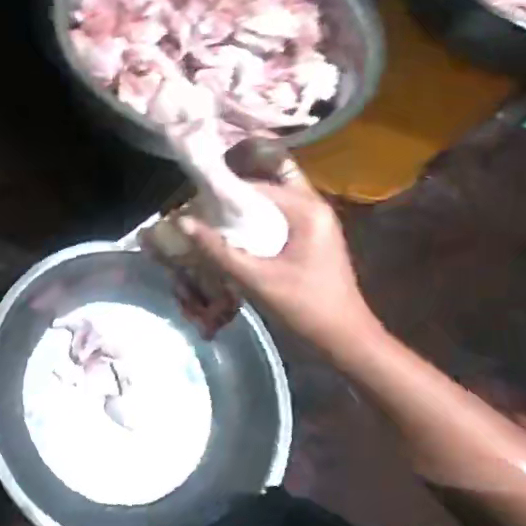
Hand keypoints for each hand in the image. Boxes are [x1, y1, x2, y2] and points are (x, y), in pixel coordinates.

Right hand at [171, 168, 380, 351]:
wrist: (344, 338)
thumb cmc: (304, 306)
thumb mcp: (255, 278)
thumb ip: (217, 249)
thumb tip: (181, 221)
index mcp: (307, 211)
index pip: (255, 187)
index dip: (221, 192)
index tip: (192, 205)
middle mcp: (314, 209)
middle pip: (262, 193)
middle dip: (229, 202)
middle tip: (196, 215)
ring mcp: (314, 223)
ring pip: (268, 207)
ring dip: (240, 214)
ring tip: (208, 225)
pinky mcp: (311, 238)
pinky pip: (275, 221)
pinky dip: (253, 225)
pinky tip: (232, 239)